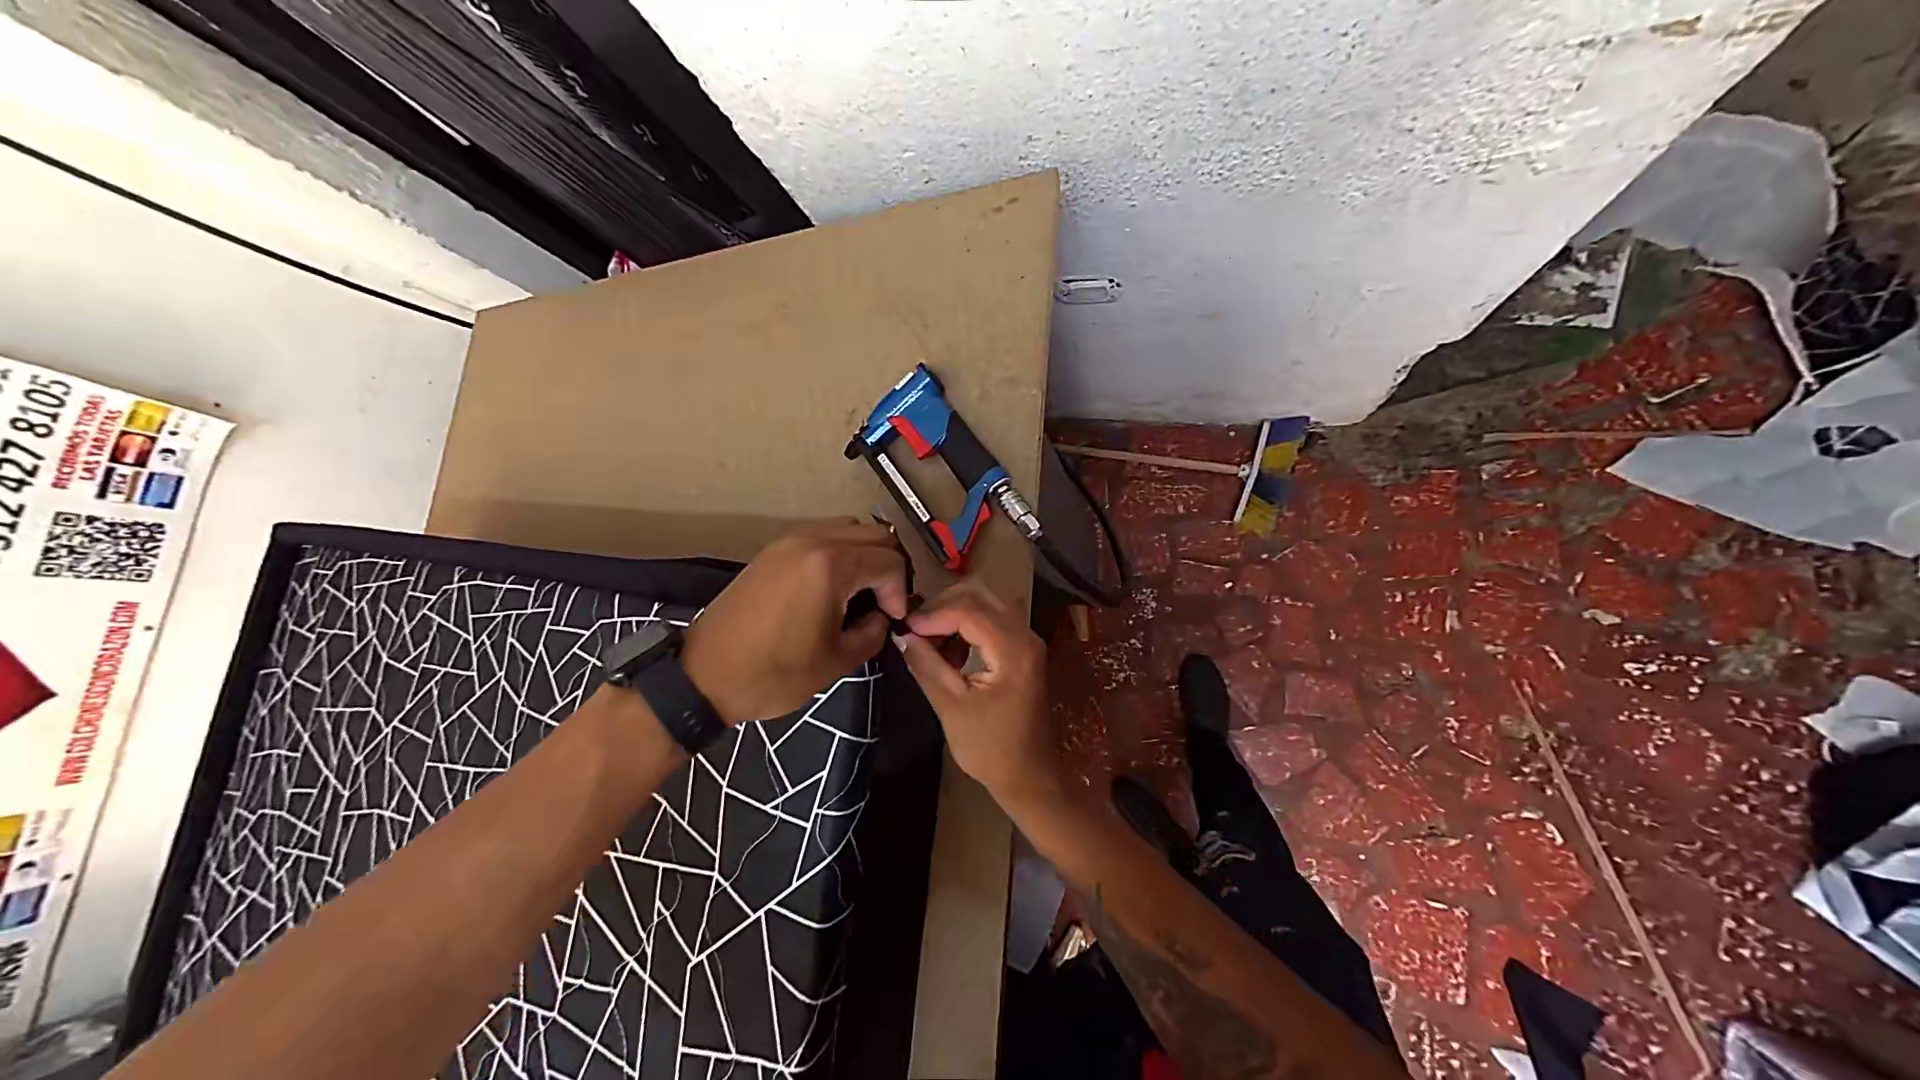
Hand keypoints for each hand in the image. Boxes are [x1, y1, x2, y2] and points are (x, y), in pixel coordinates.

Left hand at [681, 519, 906, 724]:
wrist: (704, 677)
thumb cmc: (774, 674)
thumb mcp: (837, 660)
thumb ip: (873, 632)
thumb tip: (881, 617)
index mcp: (831, 566)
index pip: (890, 561)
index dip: (900, 591)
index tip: (892, 619)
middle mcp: (812, 541)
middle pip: (875, 534)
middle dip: (889, 567)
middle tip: (885, 603)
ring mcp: (789, 542)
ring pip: (849, 529)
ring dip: (865, 555)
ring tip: (862, 593)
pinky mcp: (772, 551)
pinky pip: (822, 537)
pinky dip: (840, 553)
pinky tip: (834, 588)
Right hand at [894, 583, 1061, 805]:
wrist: (1028, 776)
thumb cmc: (989, 747)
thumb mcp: (951, 705)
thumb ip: (926, 664)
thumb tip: (902, 634)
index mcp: (1013, 648)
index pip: (968, 610)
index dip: (932, 615)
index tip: (905, 630)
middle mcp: (1025, 635)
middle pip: (980, 594)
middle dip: (942, 607)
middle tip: (915, 631)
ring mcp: (1026, 641)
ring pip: (985, 604)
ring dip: (953, 615)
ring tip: (929, 643)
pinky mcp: (1021, 650)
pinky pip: (991, 621)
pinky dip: (966, 627)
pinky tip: (949, 654)